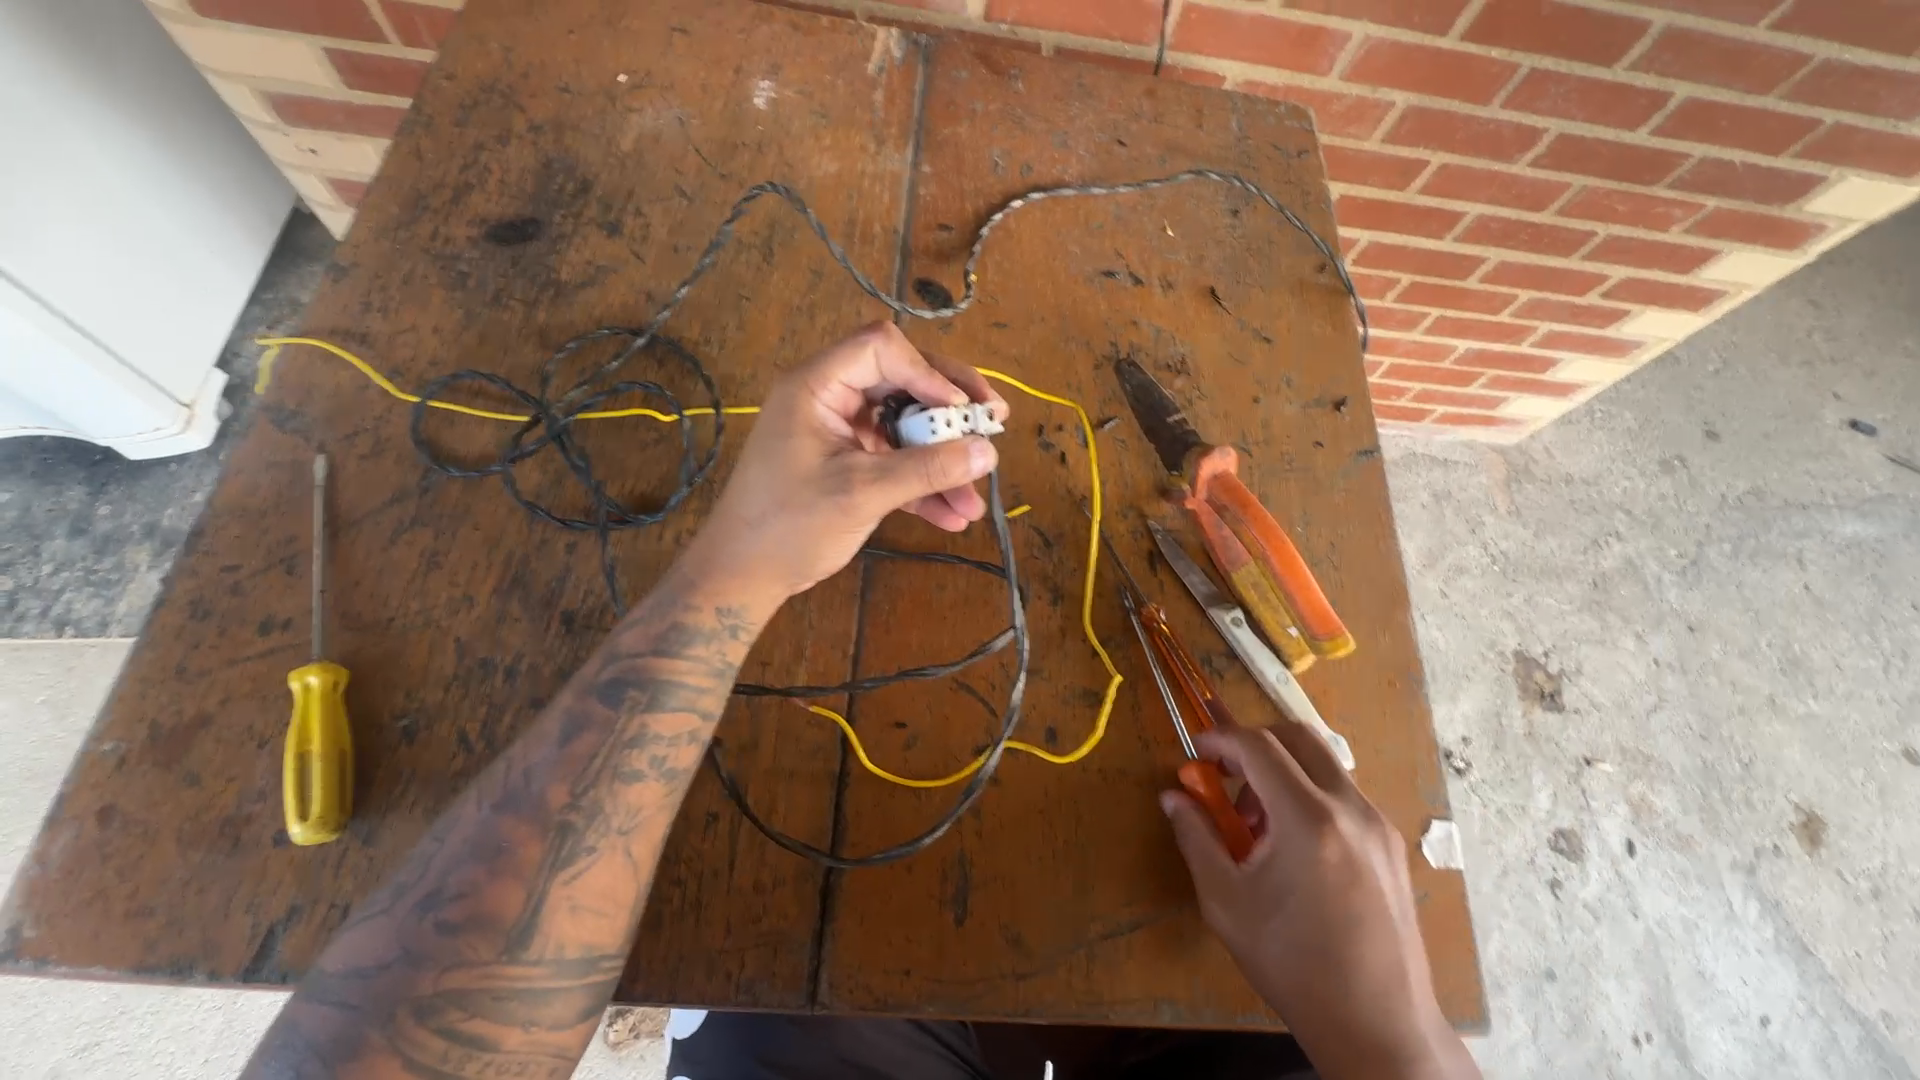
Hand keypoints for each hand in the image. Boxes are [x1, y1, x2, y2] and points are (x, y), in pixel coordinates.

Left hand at [682, 322, 1006, 601]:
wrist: (745, 574)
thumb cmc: (790, 525)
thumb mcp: (862, 493)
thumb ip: (926, 470)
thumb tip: (988, 452)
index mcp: (818, 386)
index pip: (881, 348)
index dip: (928, 372)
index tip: (962, 410)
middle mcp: (831, 399)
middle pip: (903, 381)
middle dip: (950, 410)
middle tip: (996, 422)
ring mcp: (841, 433)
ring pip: (905, 427)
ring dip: (943, 459)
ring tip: (977, 494)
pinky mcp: (849, 465)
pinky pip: (895, 461)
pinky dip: (923, 484)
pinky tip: (953, 515)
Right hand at [1161, 723, 1479, 1079]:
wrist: (1378, 1025)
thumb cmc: (1292, 964)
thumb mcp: (1225, 901)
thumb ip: (1196, 837)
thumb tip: (1173, 797)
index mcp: (1308, 819)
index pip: (1259, 746)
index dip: (1221, 740)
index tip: (1196, 753)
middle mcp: (1350, 809)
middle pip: (1299, 736)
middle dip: (1254, 743)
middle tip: (1225, 775)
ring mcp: (1378, 825)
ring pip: (1323, 764)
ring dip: (1282, 772)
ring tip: (1256, 825)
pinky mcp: (1390, 845)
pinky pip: (1342, 795)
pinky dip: (1308, 796)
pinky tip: (1290, 847)